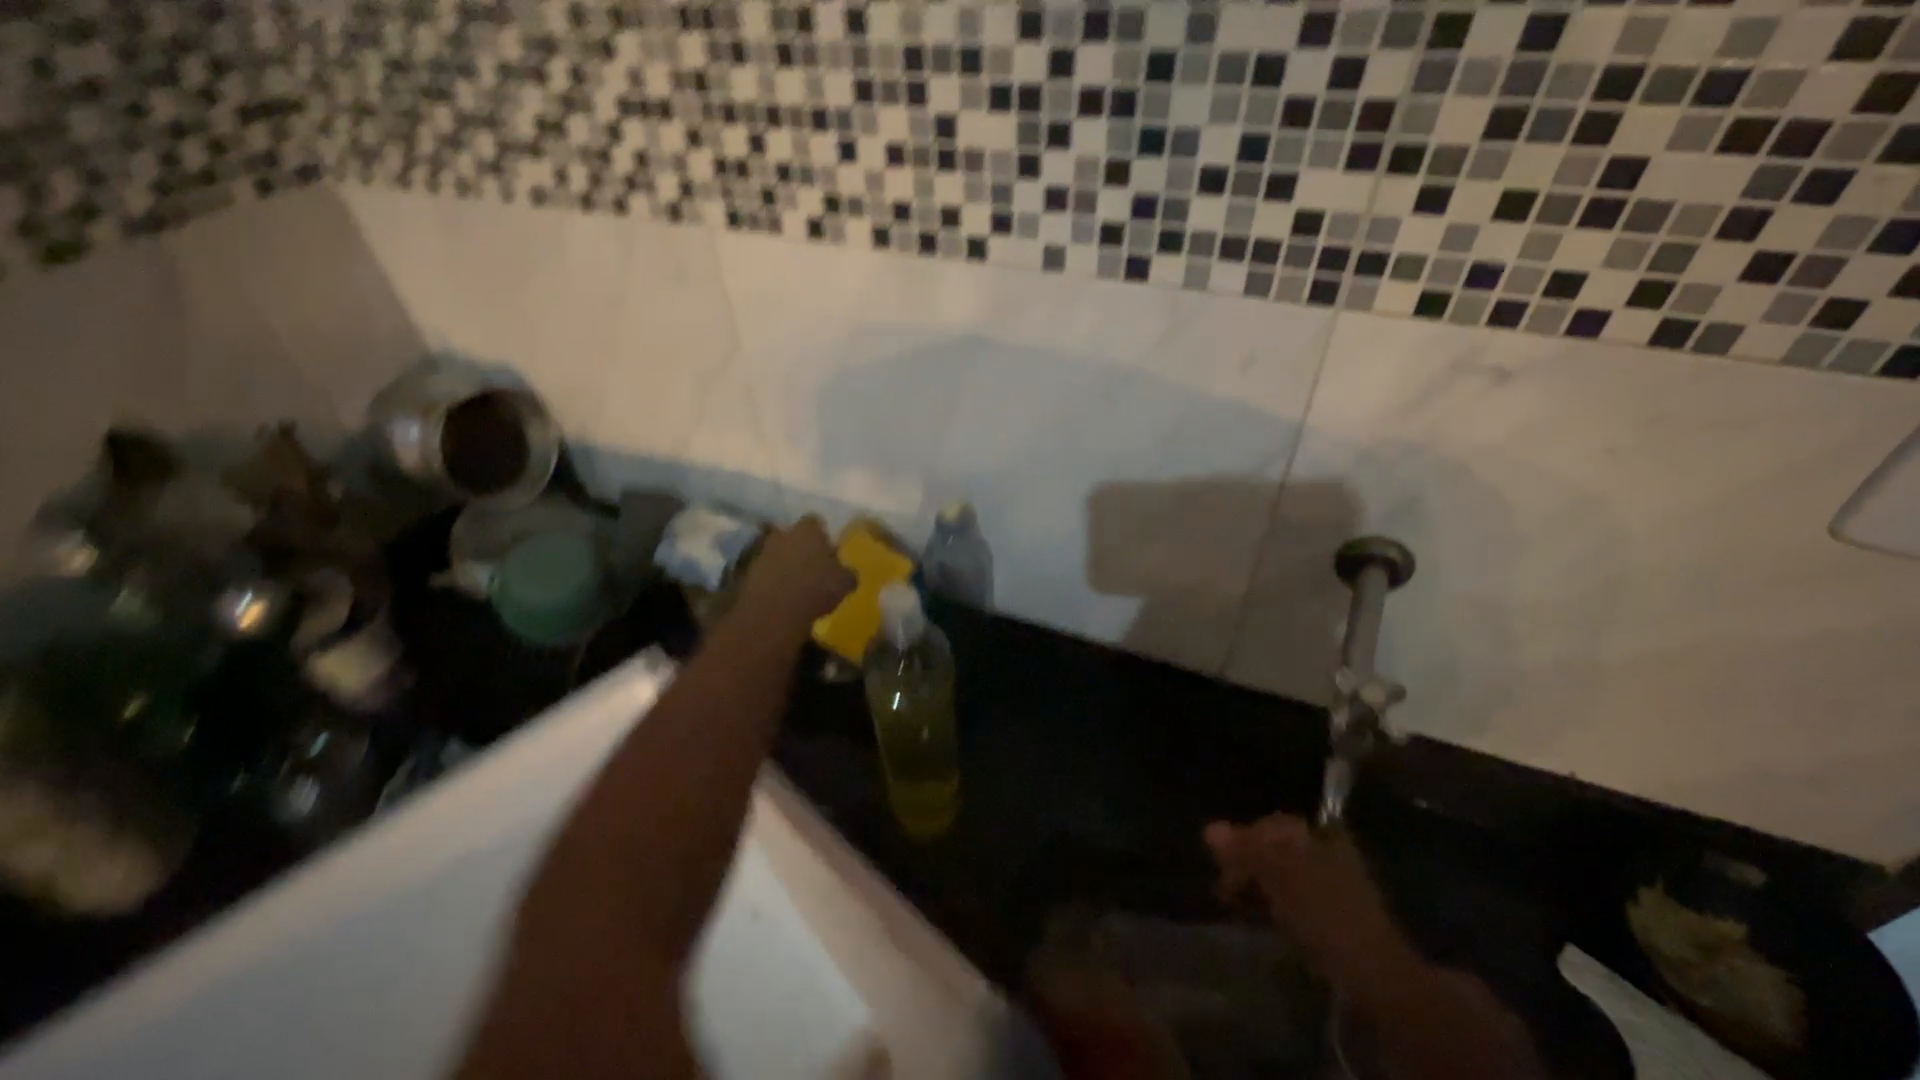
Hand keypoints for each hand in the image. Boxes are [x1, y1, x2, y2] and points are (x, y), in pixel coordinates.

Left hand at [736, 516, 854, 626]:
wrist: (773, 611)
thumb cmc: (816, 589)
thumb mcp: (845, 583)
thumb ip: (847, 572)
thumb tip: (847, 572)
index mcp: (808, 530)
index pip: (816, 522)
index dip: (822, 536)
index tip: (828, 552)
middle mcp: (783, 533)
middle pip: (793, 536)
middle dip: (801, 548)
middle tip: (812, 567)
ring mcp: (762, 552)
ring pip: (778, 553)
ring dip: (785, 565)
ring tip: (797, 586)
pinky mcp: (749, 572)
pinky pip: (765, 572)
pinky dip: (773, 580)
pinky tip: (782, 597)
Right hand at [1204, 814, 1420, 997]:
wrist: (1372, 978)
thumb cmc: (1326, 915)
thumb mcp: (1281, 876)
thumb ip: (1246, 850)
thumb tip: (1209, 827)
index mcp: (1323, 838)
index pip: (1272, 825)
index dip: (1243, 838)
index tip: (1220, 862)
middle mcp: (1329, 856)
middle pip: (1276, 850)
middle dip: (1246, 864)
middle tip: (1224, 888)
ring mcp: (1331, 891)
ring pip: (1281, 878)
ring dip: (1255, 888)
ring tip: (1234, 906)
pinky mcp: (1329, 922)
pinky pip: (1290, 904)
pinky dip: (1270, 909)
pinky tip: (1256, 921)